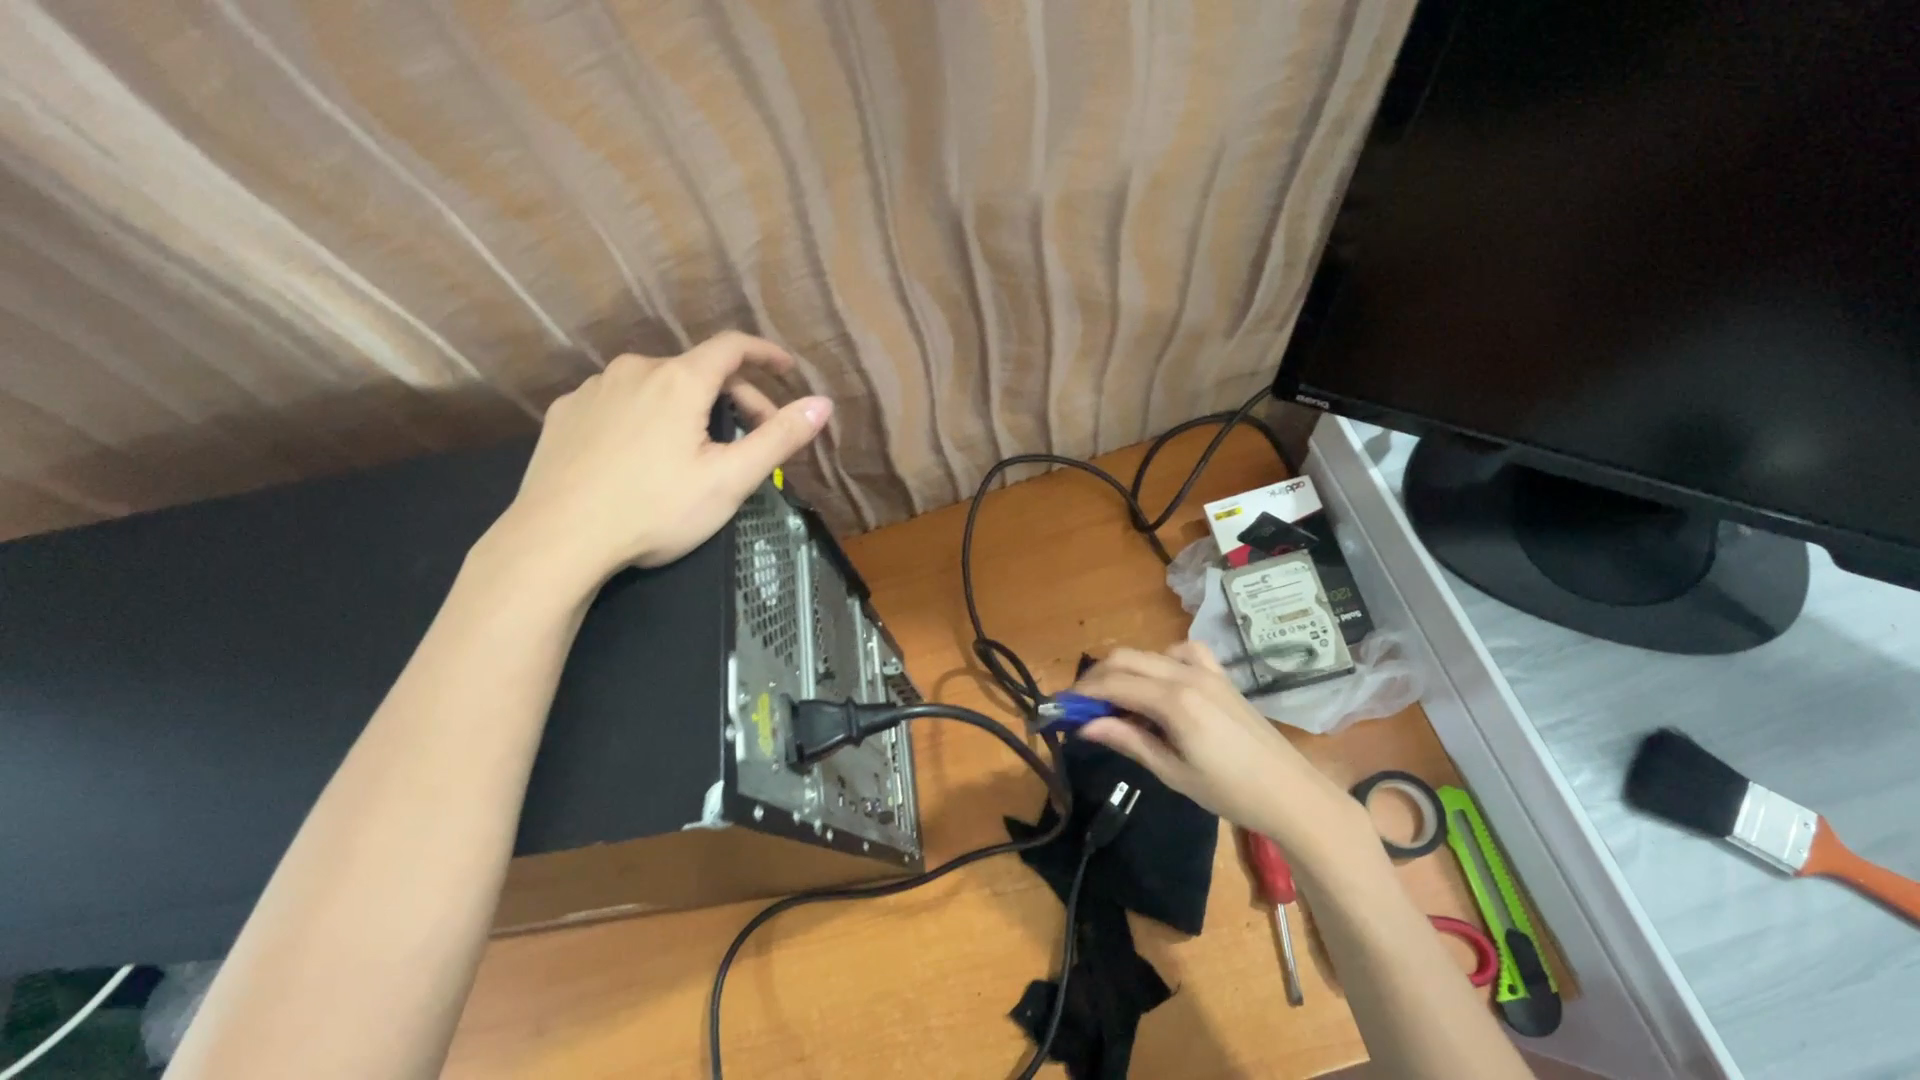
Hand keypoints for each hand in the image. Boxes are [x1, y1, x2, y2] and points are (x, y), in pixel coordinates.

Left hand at [483, 332, 831, 593]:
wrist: (557, 539)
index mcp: (680, 380)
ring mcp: (594, 389)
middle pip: (697, 371)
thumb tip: (823, 404)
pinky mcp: (565, 413)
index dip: (765, 354)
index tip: (787, 371)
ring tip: (694, 450)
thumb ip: (779, 438)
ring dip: (686, 407)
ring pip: (656, 386)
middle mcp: (635, 370)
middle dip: (733, 398)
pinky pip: (618, 402)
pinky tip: (641, 455)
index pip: (732, 347)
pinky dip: (643, 417)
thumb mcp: (729, 480)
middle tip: (752, 440)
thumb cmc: (654, 510)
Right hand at [1075, 643, 1359, 845]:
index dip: (1080, 693)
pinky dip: (1158, 661)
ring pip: (1148, 653)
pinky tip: (1158, 686)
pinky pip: (1181, 652)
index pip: (1112, 683)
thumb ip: (1128, 740)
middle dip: (1095, 678)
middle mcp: (1187, 674)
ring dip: (1123, 670)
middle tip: (1078, 708)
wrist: (1290, 792)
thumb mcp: (1172, 772)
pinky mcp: (1220, 675)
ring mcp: (1207, 671)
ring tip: (1113, 703)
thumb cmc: (1230, 792)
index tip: (1058, 709)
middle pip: (1125, 658)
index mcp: (1174, 702)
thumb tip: (1084, 725)